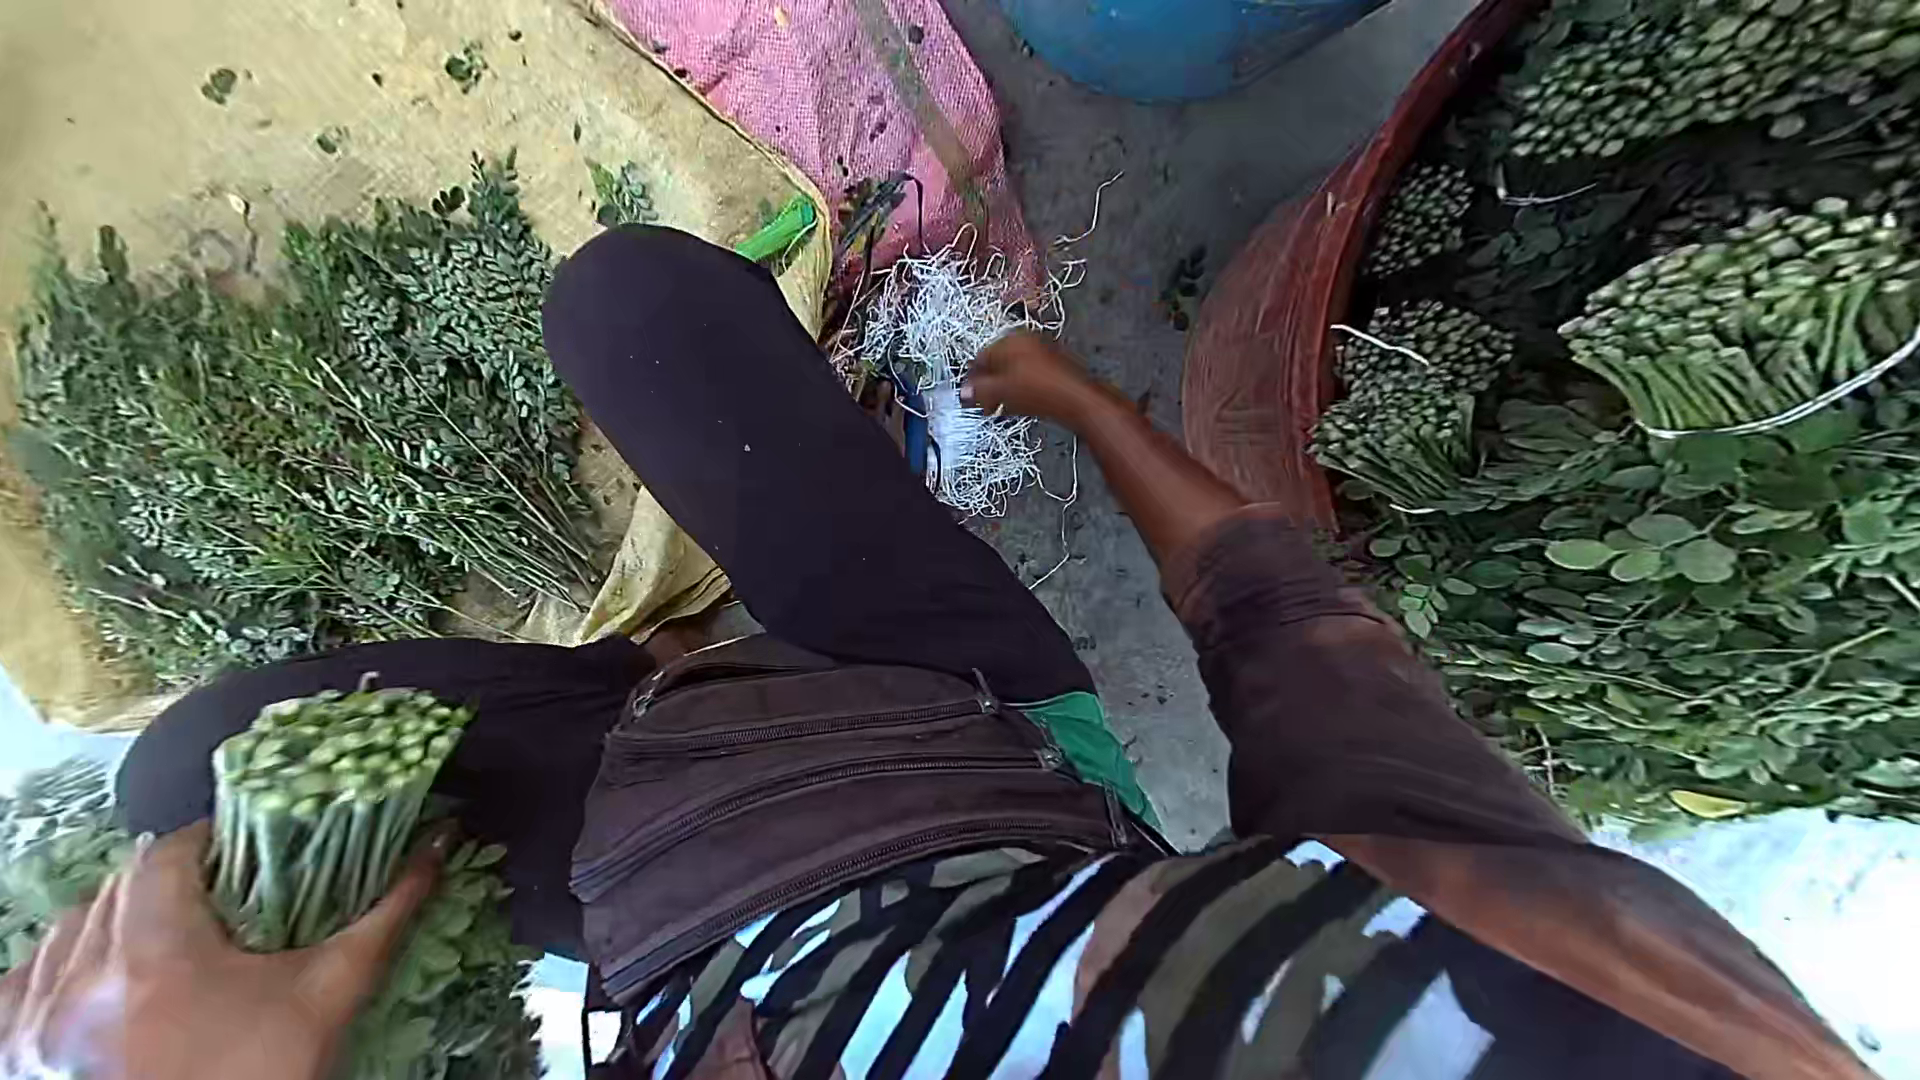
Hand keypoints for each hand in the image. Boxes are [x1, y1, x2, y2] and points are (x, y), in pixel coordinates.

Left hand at [0, 820, 444, 1079]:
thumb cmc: (271, 1065)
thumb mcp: (340, 981)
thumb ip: (394, 903)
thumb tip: (442, 839)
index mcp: (154, 962)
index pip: (159, 861)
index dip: (205, 834)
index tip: (249, 834)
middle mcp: (72, 991)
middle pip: (108, 890)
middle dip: (170, 868)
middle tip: (227, 870)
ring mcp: (23, 1035)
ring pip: (57, 933)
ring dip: (114, 908)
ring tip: (172, 912)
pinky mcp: (9, 1064)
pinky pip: (16, 984)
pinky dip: (58, 957)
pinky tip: (102, 966)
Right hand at [962, 330, 1113, 425]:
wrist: (1077, 400)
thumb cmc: (1041, 391)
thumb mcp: (999, 393)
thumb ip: (977, 392)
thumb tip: (965, 394)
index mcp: (1009, 339)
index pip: (979, 358)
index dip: (971, 380)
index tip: (969, 396)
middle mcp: (1026, 339)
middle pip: (997, 363)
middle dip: (988, 385)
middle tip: (984, 404)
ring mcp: (1042, 350)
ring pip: (1013, 370)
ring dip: (1004, 389)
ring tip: (1002, 407)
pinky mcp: (1055, 365)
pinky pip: (1029, 374)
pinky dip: (1021, 388)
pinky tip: (1020, 403)